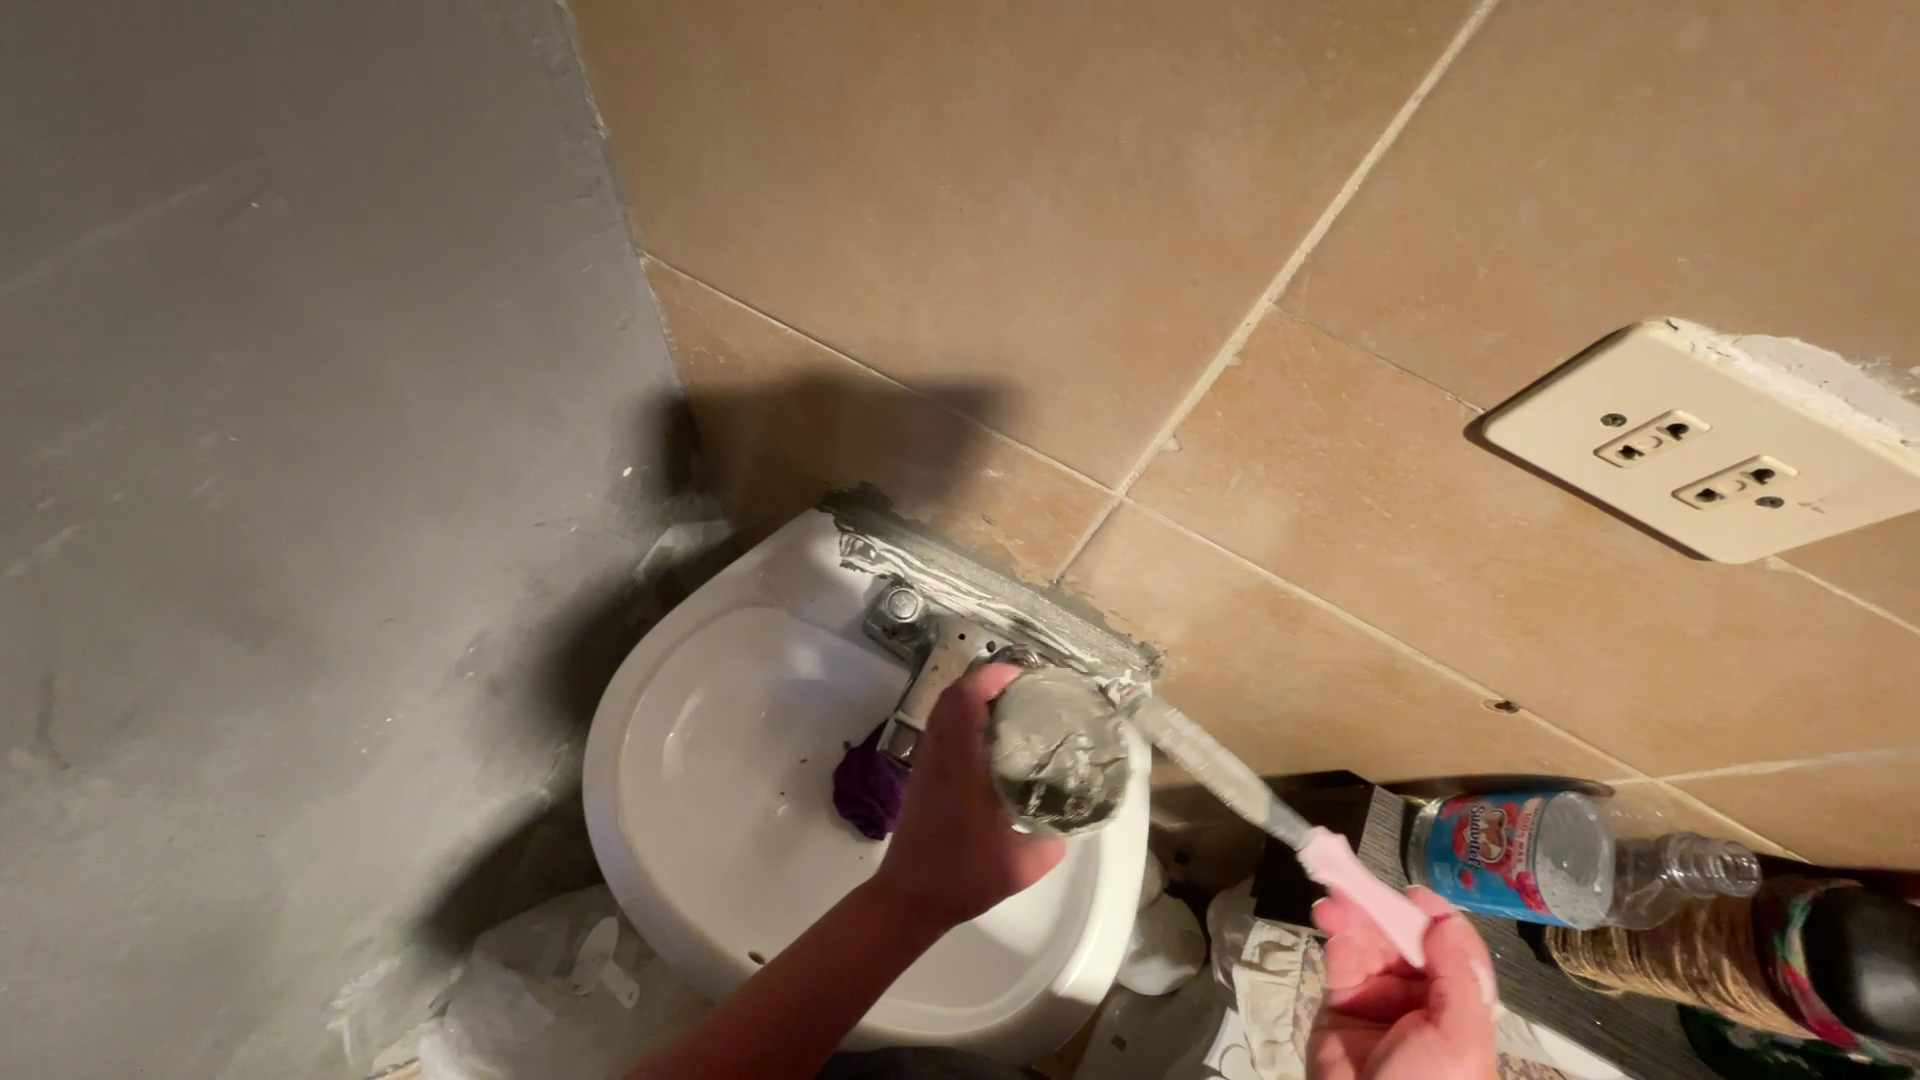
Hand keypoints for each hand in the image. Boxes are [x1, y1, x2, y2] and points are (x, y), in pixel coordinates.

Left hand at [869, 664, 1066, 929]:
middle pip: (952, 696)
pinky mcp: (921, 776)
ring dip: (972, 699)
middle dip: (986, 681)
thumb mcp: (1019, 865)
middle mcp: (938, 754)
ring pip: (943, 711)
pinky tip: (989, 740)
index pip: (966, 699)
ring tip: (1009, 707)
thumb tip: (1066, 826)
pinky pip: (940, 730)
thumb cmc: (961, 877)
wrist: (908, 898)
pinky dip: (962, 719)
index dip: (992, 677)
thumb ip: (1049, 842)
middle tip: (1022, 688)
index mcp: (960, 763)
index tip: (1023, 675)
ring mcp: (925, 764)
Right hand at [1309, 886, 1498, 1079]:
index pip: (1451, 950)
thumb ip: (1458, 978)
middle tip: (1353, 883)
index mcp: (1458, 1007)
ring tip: (1332, 902)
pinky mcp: (1341, 1000)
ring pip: (1368, 942)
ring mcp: (1379, 998)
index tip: (1413, 895)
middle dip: (1381, 910)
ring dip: (1351, 916)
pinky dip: (1335, 935)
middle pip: (1403, 939)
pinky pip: (1341, 959)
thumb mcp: (1460, 1041)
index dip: (1435, 920)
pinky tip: (1328, 922)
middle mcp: (1420, 998)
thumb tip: (1444, 921)